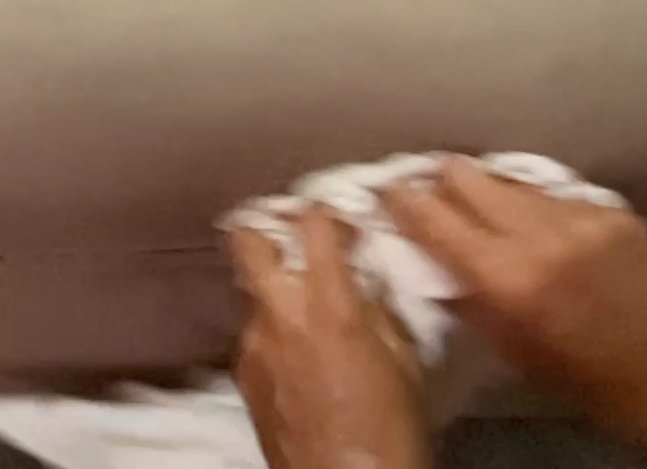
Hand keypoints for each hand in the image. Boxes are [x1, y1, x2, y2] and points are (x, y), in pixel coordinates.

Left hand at [230, 209, 429, 468]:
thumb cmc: (391, 431)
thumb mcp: (405, 365)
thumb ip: (377, 311)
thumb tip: (361, 281)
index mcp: (329, 304)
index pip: (313, 225)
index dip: (324, 214)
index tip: (336, 222)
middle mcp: (281, 310)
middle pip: (247, 239)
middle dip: (264, 231)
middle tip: (289, 244)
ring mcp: (253, 338)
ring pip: (254, 291)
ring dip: (276, 295)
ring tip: (304, 322)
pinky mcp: (241, 368)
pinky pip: (256, 334)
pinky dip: (274, 336)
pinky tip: (297, 364)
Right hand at [380, 157, 646, 449]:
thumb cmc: (593, 381)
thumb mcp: (511, 347)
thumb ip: (463, 291)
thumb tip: (421, 251)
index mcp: (506, 276)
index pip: (427, 211)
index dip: (397, 197)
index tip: (384, 194)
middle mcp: (537, 234)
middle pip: (459, 172)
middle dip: (437, 180)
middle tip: (431, 195)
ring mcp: (578, 216)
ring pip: (502, 176)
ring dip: (485, 189)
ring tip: (485, 208)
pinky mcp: (611, 210)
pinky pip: (548, 191)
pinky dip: (532, 203)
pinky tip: (542, 227)